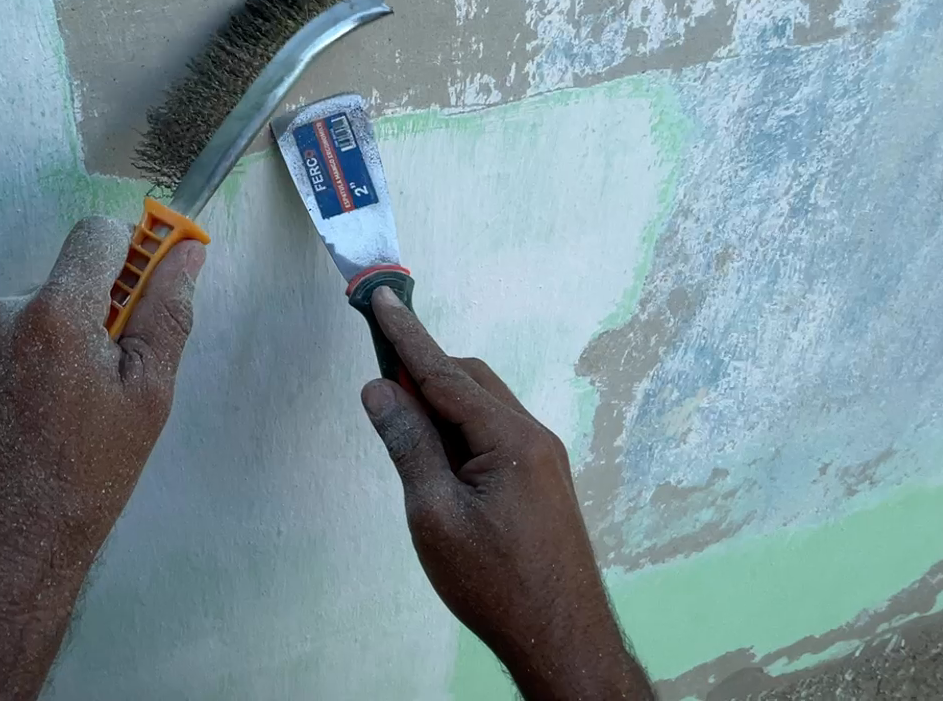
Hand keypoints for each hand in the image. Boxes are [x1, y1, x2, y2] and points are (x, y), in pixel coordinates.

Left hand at [0, 217, 204, 700]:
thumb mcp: (148, 398)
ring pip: (13, 316)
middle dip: (76, 317)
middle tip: (83, 386)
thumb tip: (187, 248)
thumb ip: (167, 311)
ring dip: (31, 344)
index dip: (121, 256)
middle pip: (55, 284)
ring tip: (37, 412)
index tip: (125, 296)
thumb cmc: (88, 480)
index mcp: (57, 313)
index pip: (96, 234)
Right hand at [359, 288, 652, 700]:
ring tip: (406, 432)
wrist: (564, 646)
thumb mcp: (434, 513)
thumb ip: (407, 442)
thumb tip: (378, 387)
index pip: (443, 373)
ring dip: (439, 402)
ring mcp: (541, 457)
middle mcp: (532, 435)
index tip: (381, 296)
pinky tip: (439, 459)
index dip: (406, 335)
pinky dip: (458, 427)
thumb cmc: (494, 583)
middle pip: (467, 380)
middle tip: (380, 390)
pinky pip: (492, 429)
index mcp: (508, 438)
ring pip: (481, 404)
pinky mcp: (541, 477)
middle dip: (421, 371)